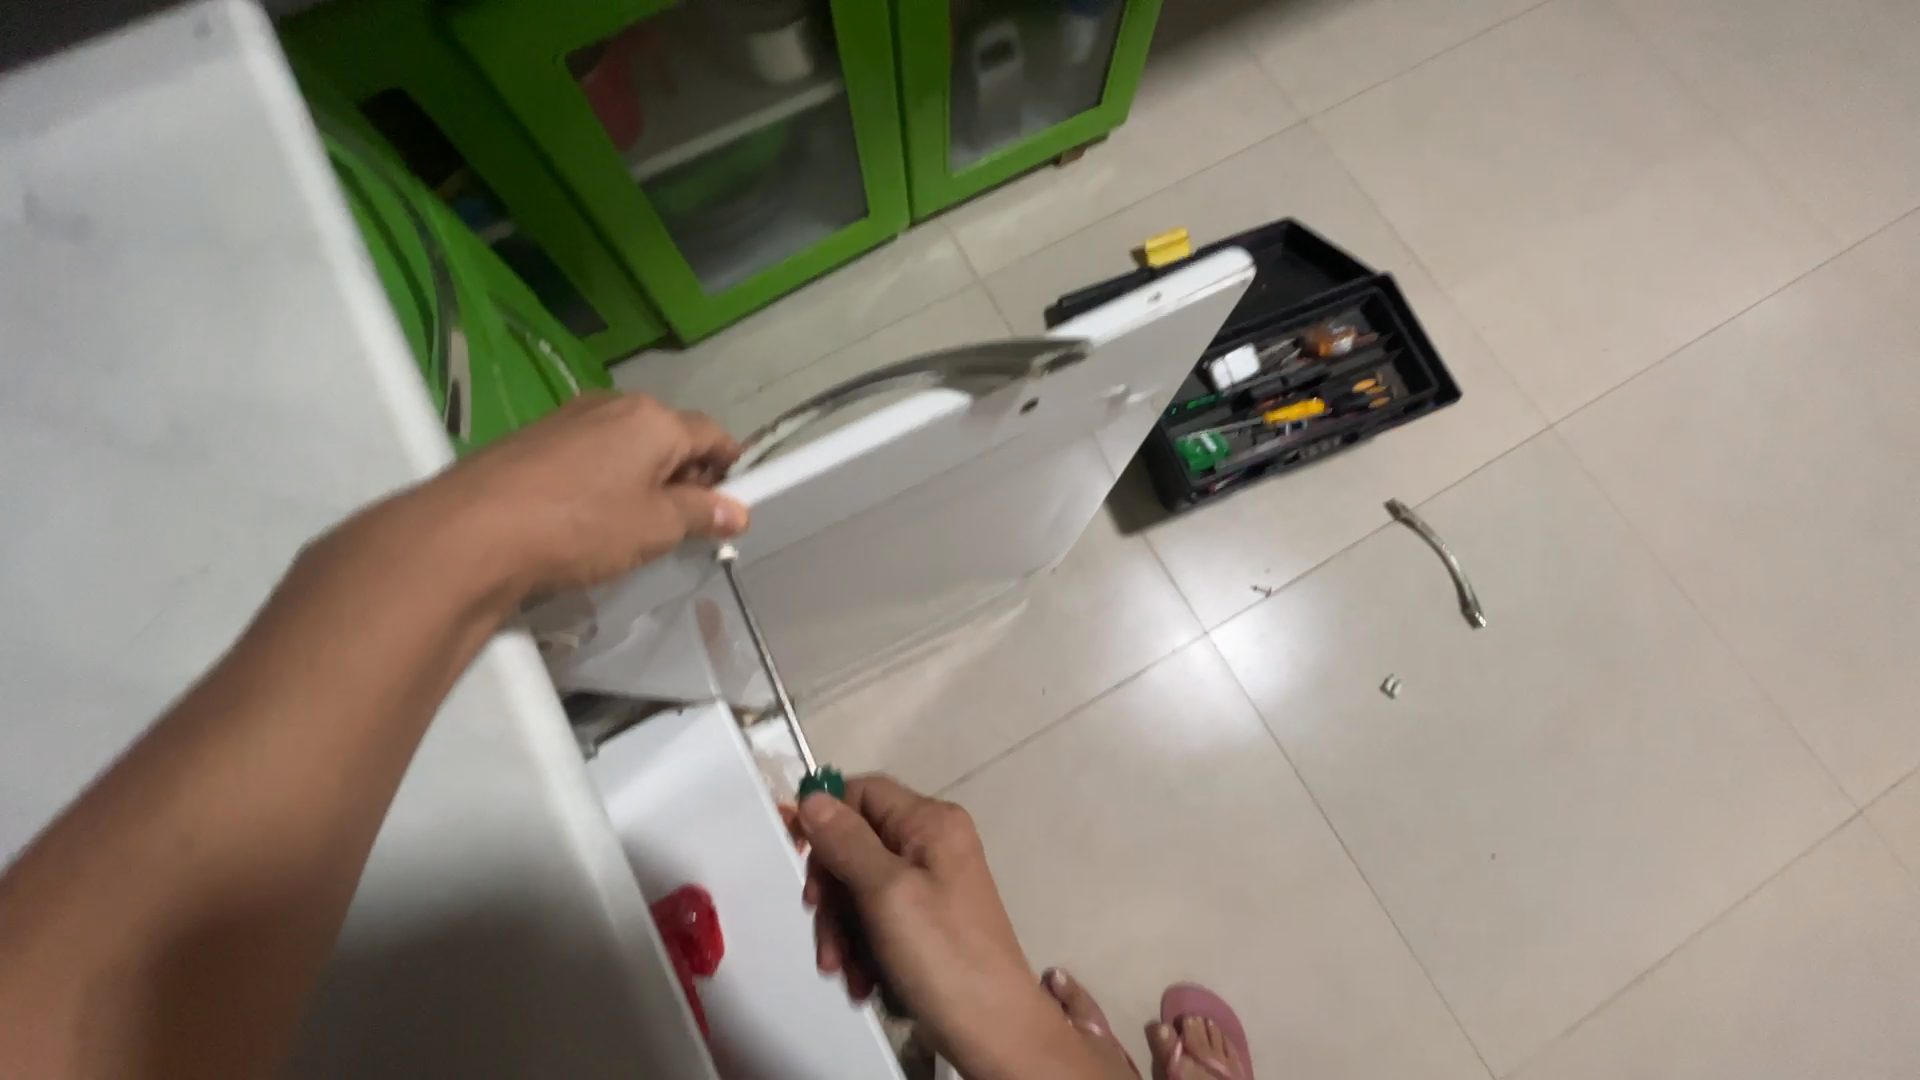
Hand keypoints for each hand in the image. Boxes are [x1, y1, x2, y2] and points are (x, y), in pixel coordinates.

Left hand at [424, 393, 748, 592]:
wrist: (472, 532)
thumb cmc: (583, 526)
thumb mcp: (657, 527)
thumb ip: (703, 513)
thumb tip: (737, 510)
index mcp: (654, 420)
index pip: (712, 434)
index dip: (730, 466)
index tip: (732, 500)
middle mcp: (615, 405)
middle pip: (670, 435)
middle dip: (687, 473)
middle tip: (686, 520)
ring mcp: (570, 418)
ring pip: (629, 444)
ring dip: (646, 476)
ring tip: (638, 521)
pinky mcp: (536, 438)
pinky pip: (593, 452)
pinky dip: (608, 477)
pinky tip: (594, 515)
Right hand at [798, 777, 1106, 1079]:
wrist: (994, 1029)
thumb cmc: (942, 954)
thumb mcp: (886, 892)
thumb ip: (846, 841)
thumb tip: (812, 797)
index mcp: (930, 821)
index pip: (864, 792)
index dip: (827, 817)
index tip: (799, 856)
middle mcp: (932, 841)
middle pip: (858, 843)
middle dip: (834, 892)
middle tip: (827, 934)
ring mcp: (931, 880)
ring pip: (862, 885)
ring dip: (844, 929)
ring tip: (845, 970)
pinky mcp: (928, 916)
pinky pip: (879, 915)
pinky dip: (864, 944)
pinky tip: (863, 979)